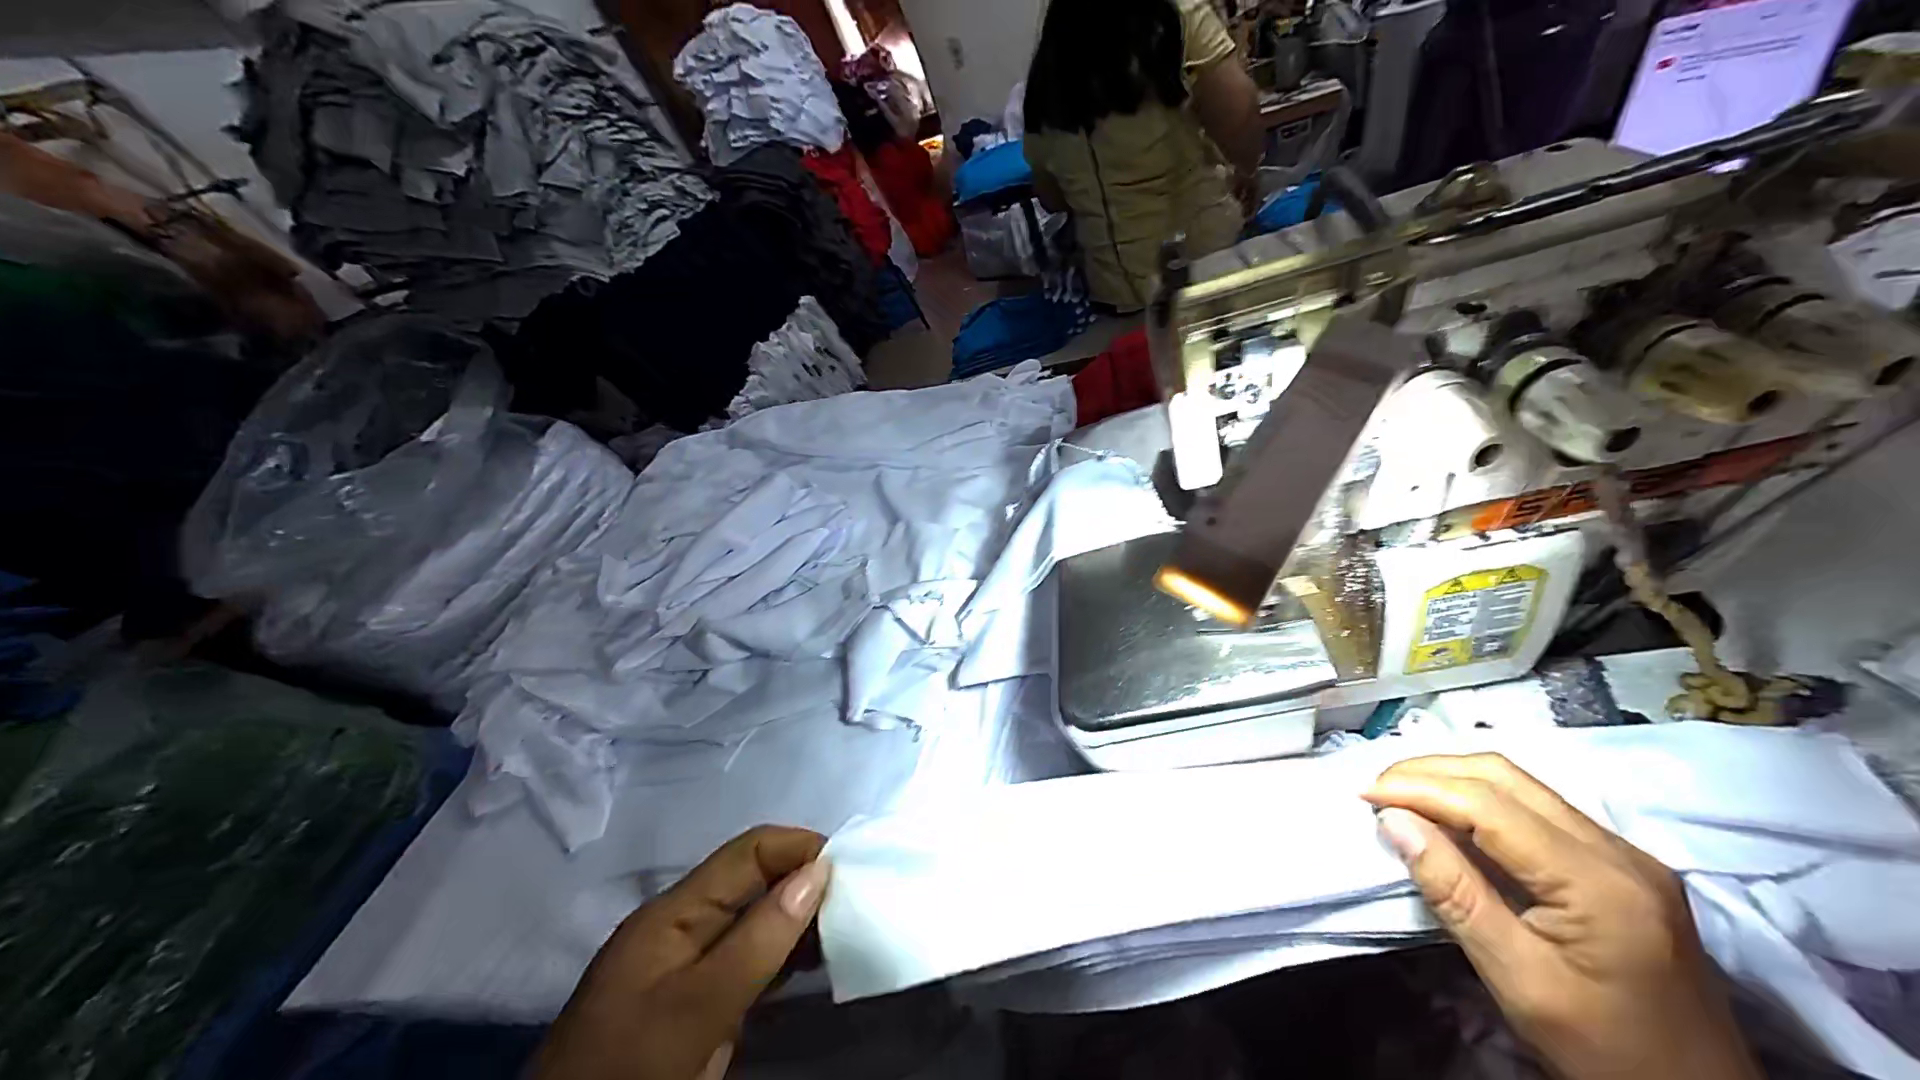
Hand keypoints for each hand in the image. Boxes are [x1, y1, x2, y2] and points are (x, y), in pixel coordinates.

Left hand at [532, 826, 829, 1079]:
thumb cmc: (630, 1070)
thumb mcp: (696, 1007)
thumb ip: (758, 940)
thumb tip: (819, 871)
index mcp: (674, 912)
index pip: (748, 853)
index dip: (799, 848)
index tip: (851, 865)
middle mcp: (685, 927)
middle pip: (755, 882)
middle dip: (806, 881)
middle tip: (859, 899)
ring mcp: (691, 966)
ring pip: (758, 920)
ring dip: (802, 919)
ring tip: (849, 927)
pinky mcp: (700, 1000)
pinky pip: (752, 959)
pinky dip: (787, 955)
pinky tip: (818, 963)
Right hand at [1363, 754, 1759, 1079]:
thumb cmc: (1603, 1050)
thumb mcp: (1517, 979)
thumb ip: (1455, 893)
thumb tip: (1393, 821)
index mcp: (1598, 884)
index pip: (1489, 806)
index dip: (1419, 789)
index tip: (1363, 795)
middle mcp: (1619, 852)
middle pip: (1506, 777)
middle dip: (1430, 772)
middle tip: (1377, 790)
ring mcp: (1626, 854)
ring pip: (1521, 784)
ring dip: (1453, 780)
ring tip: (1402, 797)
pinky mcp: (1622, 864)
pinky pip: (1537, 807)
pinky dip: (1481, 799)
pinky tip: (1451, 819)